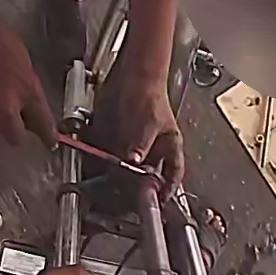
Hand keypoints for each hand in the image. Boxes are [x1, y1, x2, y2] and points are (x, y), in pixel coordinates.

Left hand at [98, 52, 185, 187]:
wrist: (130, 73)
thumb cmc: (149, 93)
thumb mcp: (147, 123)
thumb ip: (140, 144)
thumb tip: (134, 162)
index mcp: (169, 145)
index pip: (173, 174)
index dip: (168, 189)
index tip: (160, 200)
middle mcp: (152, 148)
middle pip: (148, 175)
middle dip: (139, 186)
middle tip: (131, 198)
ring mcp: (134, 143)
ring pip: (129, 168)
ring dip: (121, 177)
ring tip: (114, 186)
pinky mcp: (118, 138)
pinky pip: (113, 156)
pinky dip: (108, 163)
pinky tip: (102, 167)